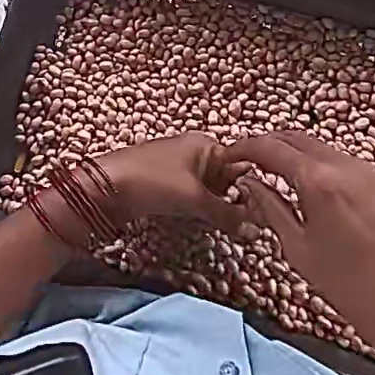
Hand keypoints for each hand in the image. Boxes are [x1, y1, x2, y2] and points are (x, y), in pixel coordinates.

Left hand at [90, 134, 245, 234]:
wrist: (104, 188)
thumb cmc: (151, 181)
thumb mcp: (194, 198)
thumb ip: (227, 213)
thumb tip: (256, 229)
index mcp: (205, 144)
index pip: (242, 164)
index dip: (254, 188)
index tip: (269, 213)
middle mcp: (195, 152)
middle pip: (228, 178)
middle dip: (237, 200)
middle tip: (254, 227)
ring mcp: (179, 168)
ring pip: (211, 190)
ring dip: (219, 208)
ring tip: (237, 229)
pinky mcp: (166, 185)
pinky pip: (194, 197)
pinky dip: (202, 209)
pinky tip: (208, 224)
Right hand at [225, 131, 374, 374]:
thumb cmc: (355, 291)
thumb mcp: (299, 250)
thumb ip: (270, 208)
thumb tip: (249, 183)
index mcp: (320, 181)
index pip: (270, 146)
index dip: (243, 147)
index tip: (228, 157)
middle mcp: (349, 167)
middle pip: (296, 138)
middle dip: (267, 145)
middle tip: (247, 162)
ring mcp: (374, 174)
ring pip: (322, 148)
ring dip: (295, 154)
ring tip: (275, 176)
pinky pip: (345, 164)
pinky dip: (320, 167)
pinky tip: (311, 189)